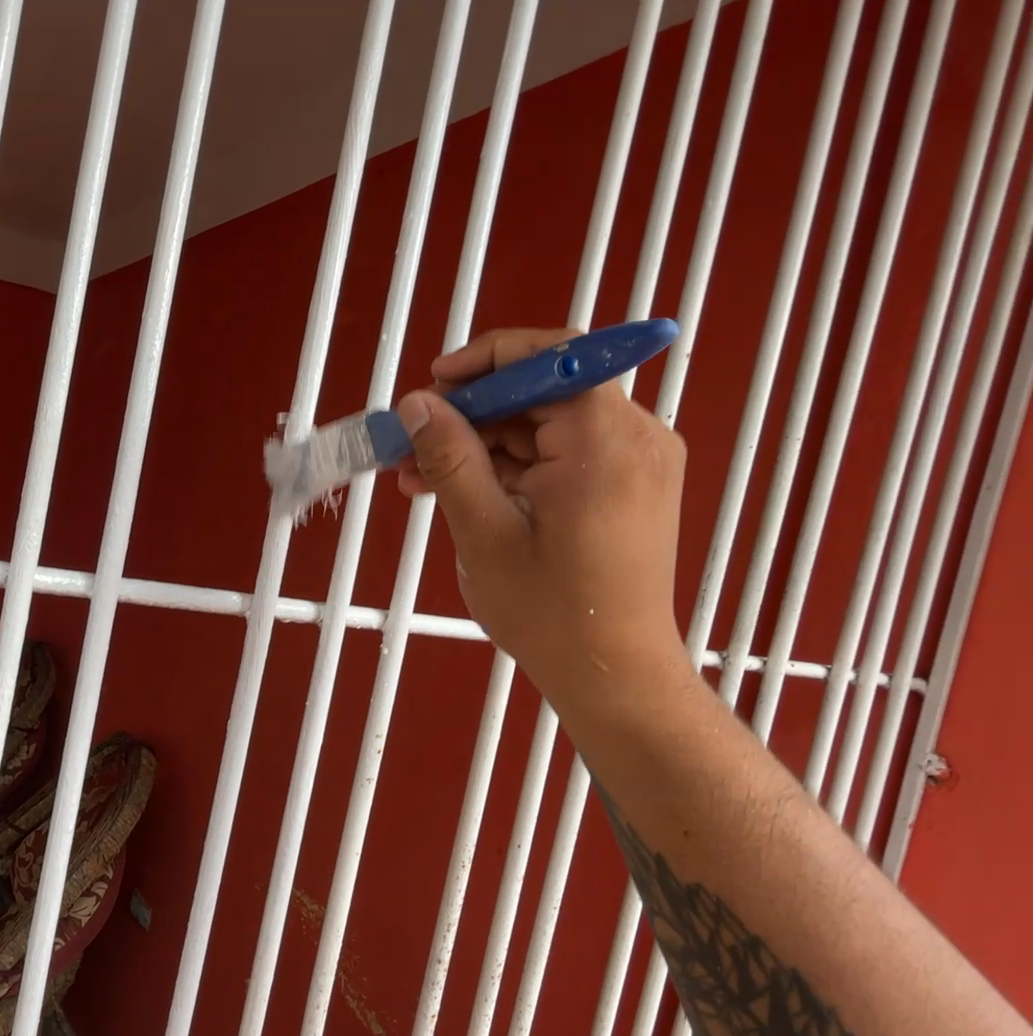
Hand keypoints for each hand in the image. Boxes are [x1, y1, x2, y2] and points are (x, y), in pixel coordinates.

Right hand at [394, 328, 691, 715]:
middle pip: (541, 391)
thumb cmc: (548, 608)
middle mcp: (633, 436)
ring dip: (478, 445)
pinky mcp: (623, 486)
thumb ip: (450, 457)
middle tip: (409, 444)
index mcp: (607, 439)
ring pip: (542, 425)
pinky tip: (455, 492)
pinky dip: (506, 467)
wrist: (611, 673)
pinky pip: (557, 454)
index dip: (486, 359)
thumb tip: (416, 403)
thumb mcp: (483, 529)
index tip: (431, 384)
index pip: (553, 355)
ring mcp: (632, 462)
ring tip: (416, 478)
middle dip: (469, 413)